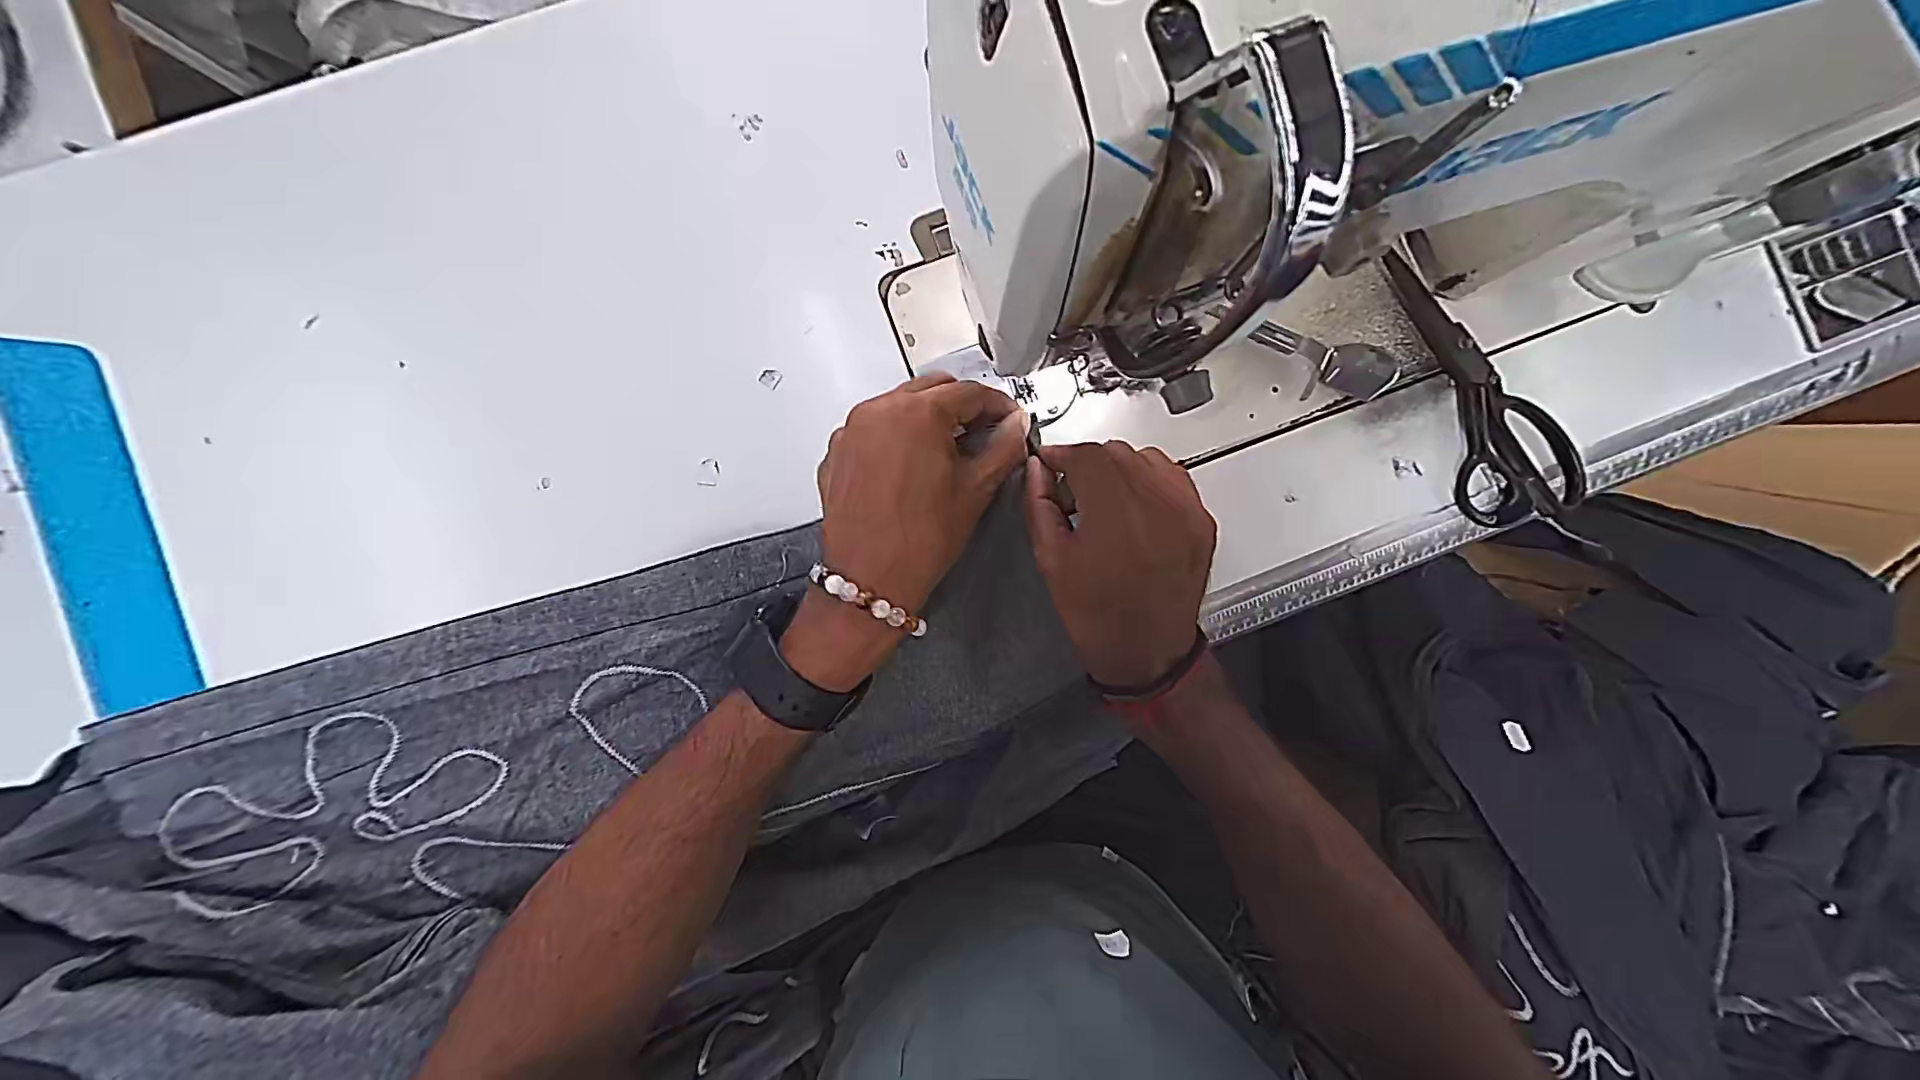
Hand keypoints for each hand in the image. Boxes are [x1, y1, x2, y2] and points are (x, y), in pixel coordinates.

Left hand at [780, 373, 1029, 691]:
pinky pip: (874, 430)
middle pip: (932, 389)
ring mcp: (852, 432)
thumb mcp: (975, 490)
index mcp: (917, 414)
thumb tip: (1014, 428)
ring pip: (900, 406)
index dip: (998, 404)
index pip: (969, 391)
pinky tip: (913, 466)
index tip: (1007, 417)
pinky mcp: (838, 453)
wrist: (871, 578)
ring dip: (928, 419)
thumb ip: (1003, 448)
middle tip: (984, 431)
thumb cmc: (914, 543)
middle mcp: (878, 413)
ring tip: (949, 451)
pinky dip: (896, 438)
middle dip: (962, 406)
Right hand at [1022, 441, 1215, 687]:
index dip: (1061, 454)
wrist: (1147, 653)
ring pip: (1144, 458)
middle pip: (1115, 452)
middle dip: (1086, 463)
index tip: (1049, 461)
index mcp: (1115, 517)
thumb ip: (1040, 507)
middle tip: (1069, 488)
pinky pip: (1172, 477)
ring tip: (1102, 500)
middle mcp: (1157, 508)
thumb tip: (1037, 473)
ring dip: (1117, 469)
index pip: (1087, 455)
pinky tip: (1132, 504)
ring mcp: (1184, 513)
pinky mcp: (1200, 521)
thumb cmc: (1102, 621)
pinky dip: (1148, 480)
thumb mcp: (1052, 563)